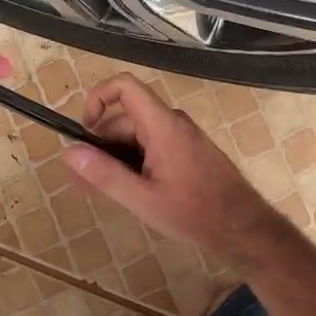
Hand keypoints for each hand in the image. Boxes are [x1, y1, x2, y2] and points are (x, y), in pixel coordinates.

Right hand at [63, 73, 280, 254]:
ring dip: (115, 157)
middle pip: (125, 118)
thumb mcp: (143, 199)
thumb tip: (69, 152)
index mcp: (162, 126)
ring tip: (101, 191)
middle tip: (82, 180)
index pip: (125, 86)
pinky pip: (151, 146)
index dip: (98, 97)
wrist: (246, 230)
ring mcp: (181, 137)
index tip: (84, 130)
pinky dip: (133, 162)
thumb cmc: (196, 214)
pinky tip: (128, 191)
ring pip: (136, 136)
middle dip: (100, 144)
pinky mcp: (187, 152)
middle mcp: (172, 123)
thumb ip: (105, 174)